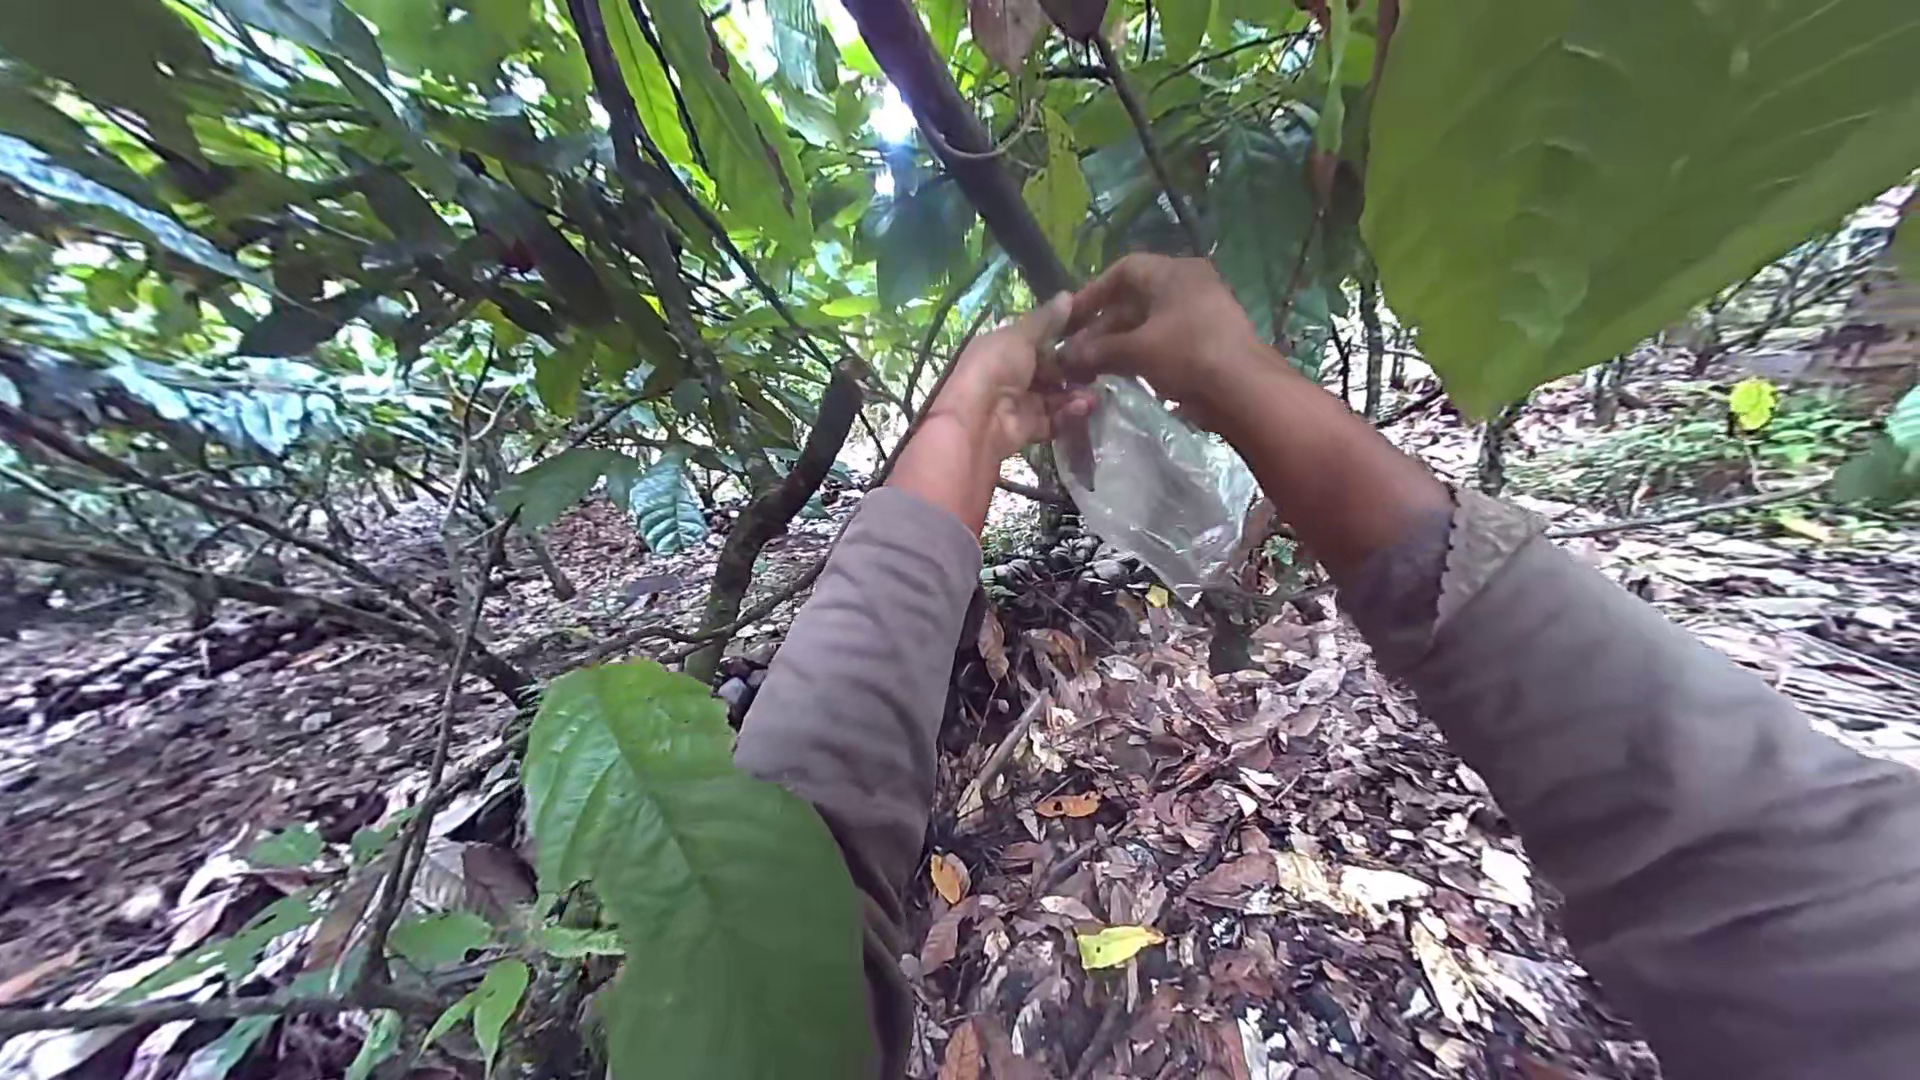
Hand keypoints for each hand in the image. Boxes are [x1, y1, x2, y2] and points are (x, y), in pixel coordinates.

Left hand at [927, 291, 1089, 462]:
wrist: (978, 420)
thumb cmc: (995, 368)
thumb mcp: (1020, 336)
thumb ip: (1045, 320)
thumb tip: (1067, 295)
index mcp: (1002, 349)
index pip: (1037, 343)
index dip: (1061, 340)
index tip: (1090, 337)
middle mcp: (1010, 376)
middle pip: (1048, 372)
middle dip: (1073, 371)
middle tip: (1095, 369)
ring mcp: (1018, 404)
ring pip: (1054, 397)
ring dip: (1074, 395)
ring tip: (1090, 396)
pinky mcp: (1026, 429)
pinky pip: (1052, 420)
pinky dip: (1068, 415)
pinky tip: (1081, 408)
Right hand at [1060, 254, 1281, 433]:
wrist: (1241, 389)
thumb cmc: (1187, 353)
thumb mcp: (1136, 349)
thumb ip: (1097, 350)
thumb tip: (1066, 357)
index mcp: (1173, 273)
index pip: (1123, 270)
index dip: (1091, 293)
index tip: (1068, 318)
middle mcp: (1185, 287)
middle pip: (1131, 301)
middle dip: (1099, 328)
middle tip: (1073, 353)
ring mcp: (1195, 315)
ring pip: (1143, 325)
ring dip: (1113, 345)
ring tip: (1087, 369)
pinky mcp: (1200, 343)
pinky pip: (1158, 342)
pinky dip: (1134, 355)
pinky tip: (1114, 374)